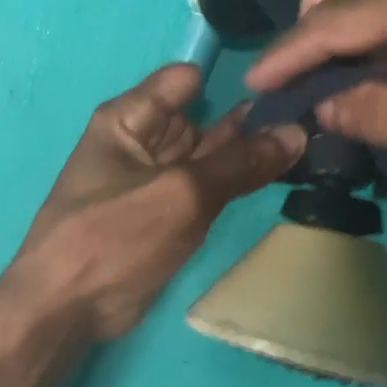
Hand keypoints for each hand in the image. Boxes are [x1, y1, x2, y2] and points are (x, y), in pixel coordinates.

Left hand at [0, 64, 306, 339]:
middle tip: (320, 121)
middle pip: (202, 117)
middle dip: (250, 121)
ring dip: (250, 154)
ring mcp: (153, 179)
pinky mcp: (164, 215)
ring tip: (316, 145)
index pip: (184, 79)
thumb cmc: (113, 237)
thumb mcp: (180, 195)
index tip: (286, 91)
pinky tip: (285, 177)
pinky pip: (206, 188)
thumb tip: (297, 132)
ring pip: (208, 154)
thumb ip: (239, 163)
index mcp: (128, 118)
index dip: (229, 81)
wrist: (66, 306)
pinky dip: (236, 184)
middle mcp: (140, 140)